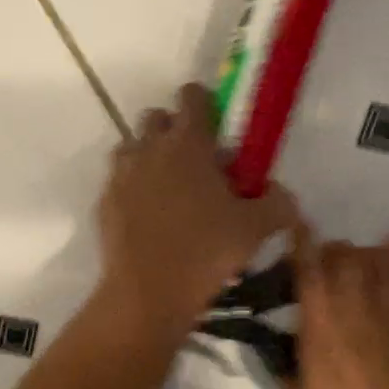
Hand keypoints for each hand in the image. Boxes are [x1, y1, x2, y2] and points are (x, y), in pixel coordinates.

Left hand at [95, 83, 297, 326]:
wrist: (147, 292)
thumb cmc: (205, 252)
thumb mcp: (256, 229)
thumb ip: (277, 203)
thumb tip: (283, 193)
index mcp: (188, 143)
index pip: (192, 97)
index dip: (205, 103)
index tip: (216, 125)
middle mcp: (150, 149)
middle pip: (156, 118)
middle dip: (173, 129)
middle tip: (194, 162)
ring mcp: (121, 175)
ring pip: (132, 147)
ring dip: (148, 156)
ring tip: (168, 188)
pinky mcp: (104, 202)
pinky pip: (119, 181)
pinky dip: (132, 188)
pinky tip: (147, 216)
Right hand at [285, 222, 388, 388]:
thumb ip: (286, 360)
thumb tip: (281, 339)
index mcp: (320, 327)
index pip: (308, 270)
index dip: (300, 242)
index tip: (296, 223)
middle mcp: (354, 308)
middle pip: (343, 256)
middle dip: (329, 251)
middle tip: (320, 263)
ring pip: (374, 260)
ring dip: (359, 253)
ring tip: (352, 261)